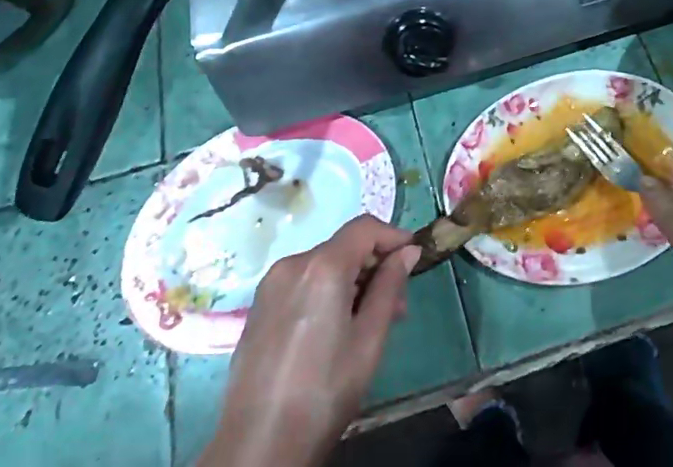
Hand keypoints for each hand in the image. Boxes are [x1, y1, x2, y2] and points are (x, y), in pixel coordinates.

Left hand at [196, 215, 419, 466]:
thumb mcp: (370, 338)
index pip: (365, 227)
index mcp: (322, 266)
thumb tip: (407, 252)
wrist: (258, 444)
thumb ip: (390, 286)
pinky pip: (303, 284)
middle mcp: (292, 264)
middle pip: (344, 247)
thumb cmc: (325, 390)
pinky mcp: (258, 307)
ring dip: (352, 282)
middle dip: (375, 266)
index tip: (414, 259)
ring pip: (324, 266)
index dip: (394, 236)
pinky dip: (326, 293)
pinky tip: (335, 330)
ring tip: (368, 323)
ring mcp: (270, 285)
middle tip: (397, 306)